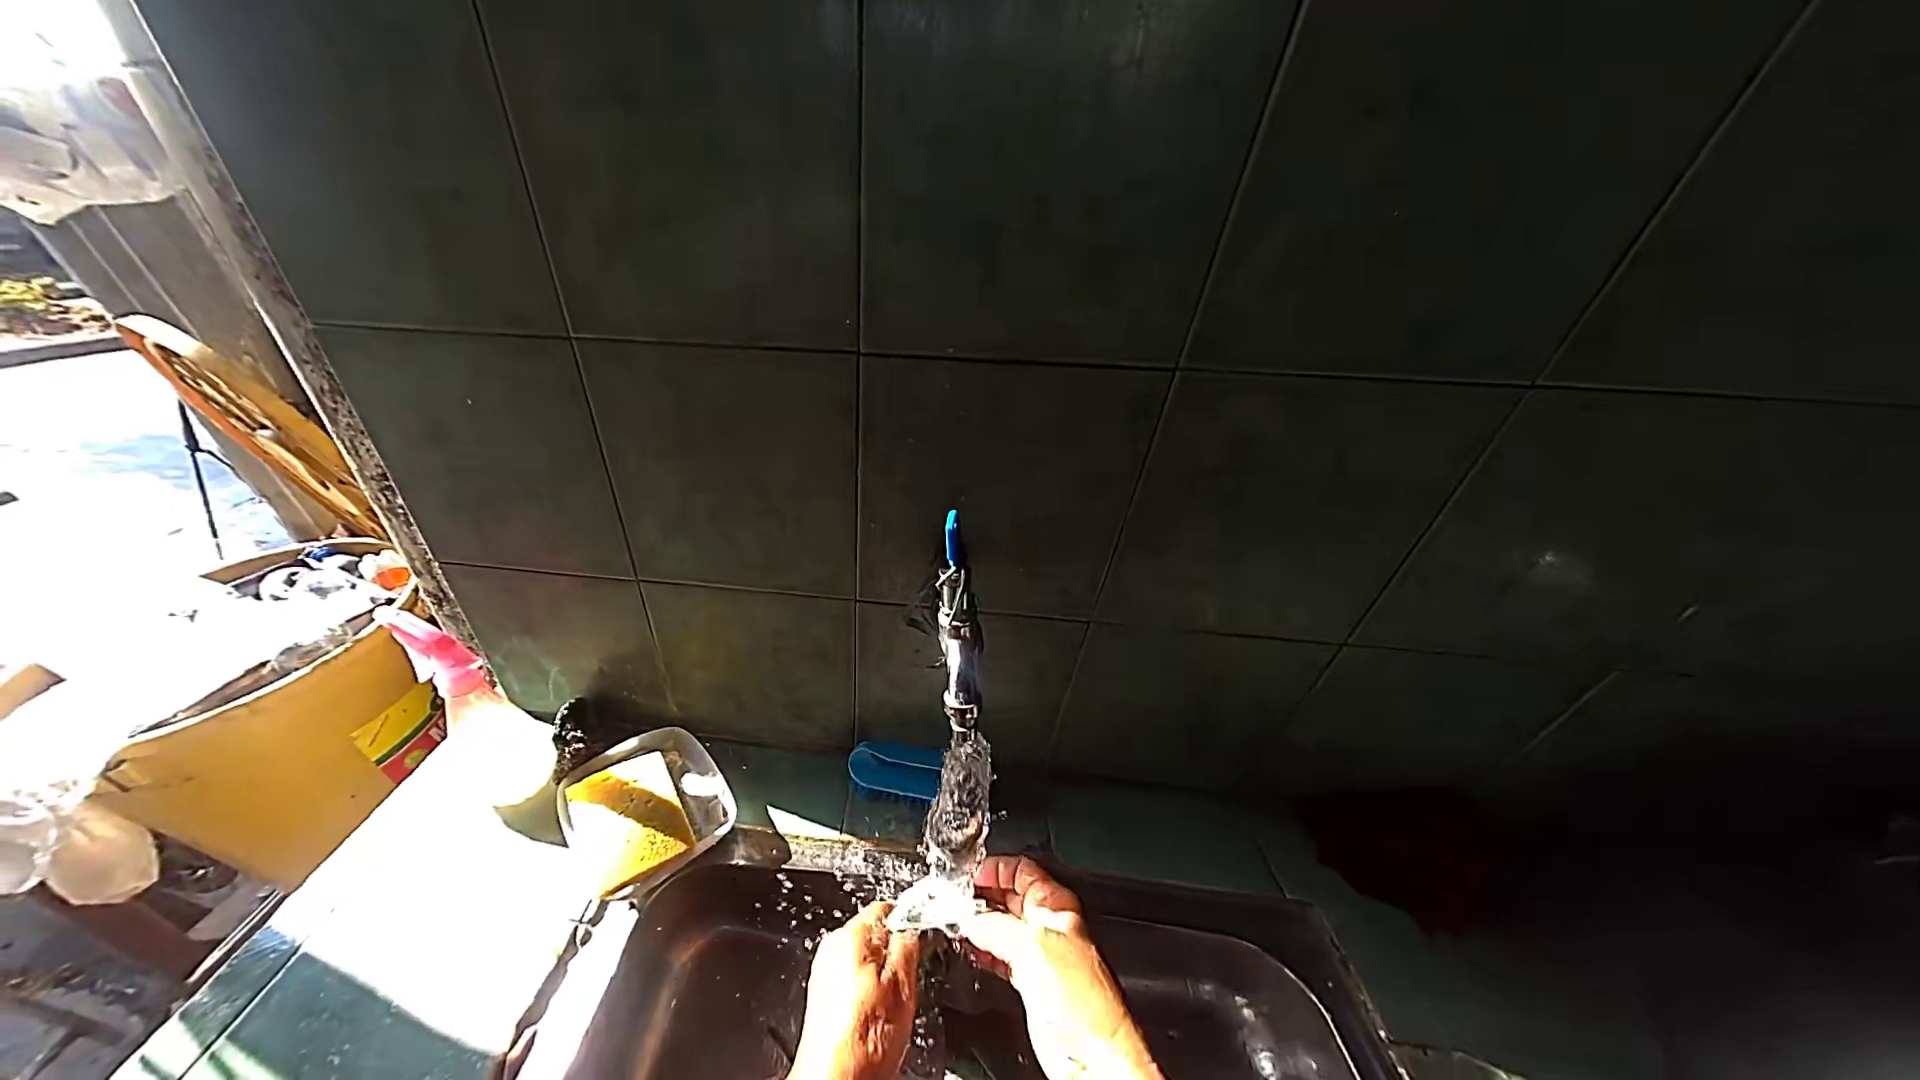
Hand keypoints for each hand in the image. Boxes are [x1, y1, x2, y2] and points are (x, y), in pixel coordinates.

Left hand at [787, 900, 921, 1079]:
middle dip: (895, 953)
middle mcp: (832, 946)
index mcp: (850, 935)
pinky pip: (853, 975)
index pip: (889, 907)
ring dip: (882, 973)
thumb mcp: (903, 984)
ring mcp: (824, 970)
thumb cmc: (864, 1042)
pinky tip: (873, 1015)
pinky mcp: (823, 992)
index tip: (920, 944)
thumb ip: (909, 941)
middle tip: (904, 983)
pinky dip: (866, 989)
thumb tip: (915, 919)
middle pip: (877, 931)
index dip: (911, 924)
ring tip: (887, 1004)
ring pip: (866, 955)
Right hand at [960, 857, 1162, 1079]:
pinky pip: (1001, 954)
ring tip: (959, 921)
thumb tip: (971, 918)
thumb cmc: (1084, 1000)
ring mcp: (1039, 953)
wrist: (1093, 1053)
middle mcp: (1048, 925)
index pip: (1021, 870)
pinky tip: (971, 948)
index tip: (970, 875)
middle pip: (1009, 896)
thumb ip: (997, 926)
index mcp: (1056, 904)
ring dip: (979, 922)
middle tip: (958, 899)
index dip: (994, 868)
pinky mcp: (1031, 980)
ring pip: (1002, 925)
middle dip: (983, 895)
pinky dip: (983, 949)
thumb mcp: (1032, 945)